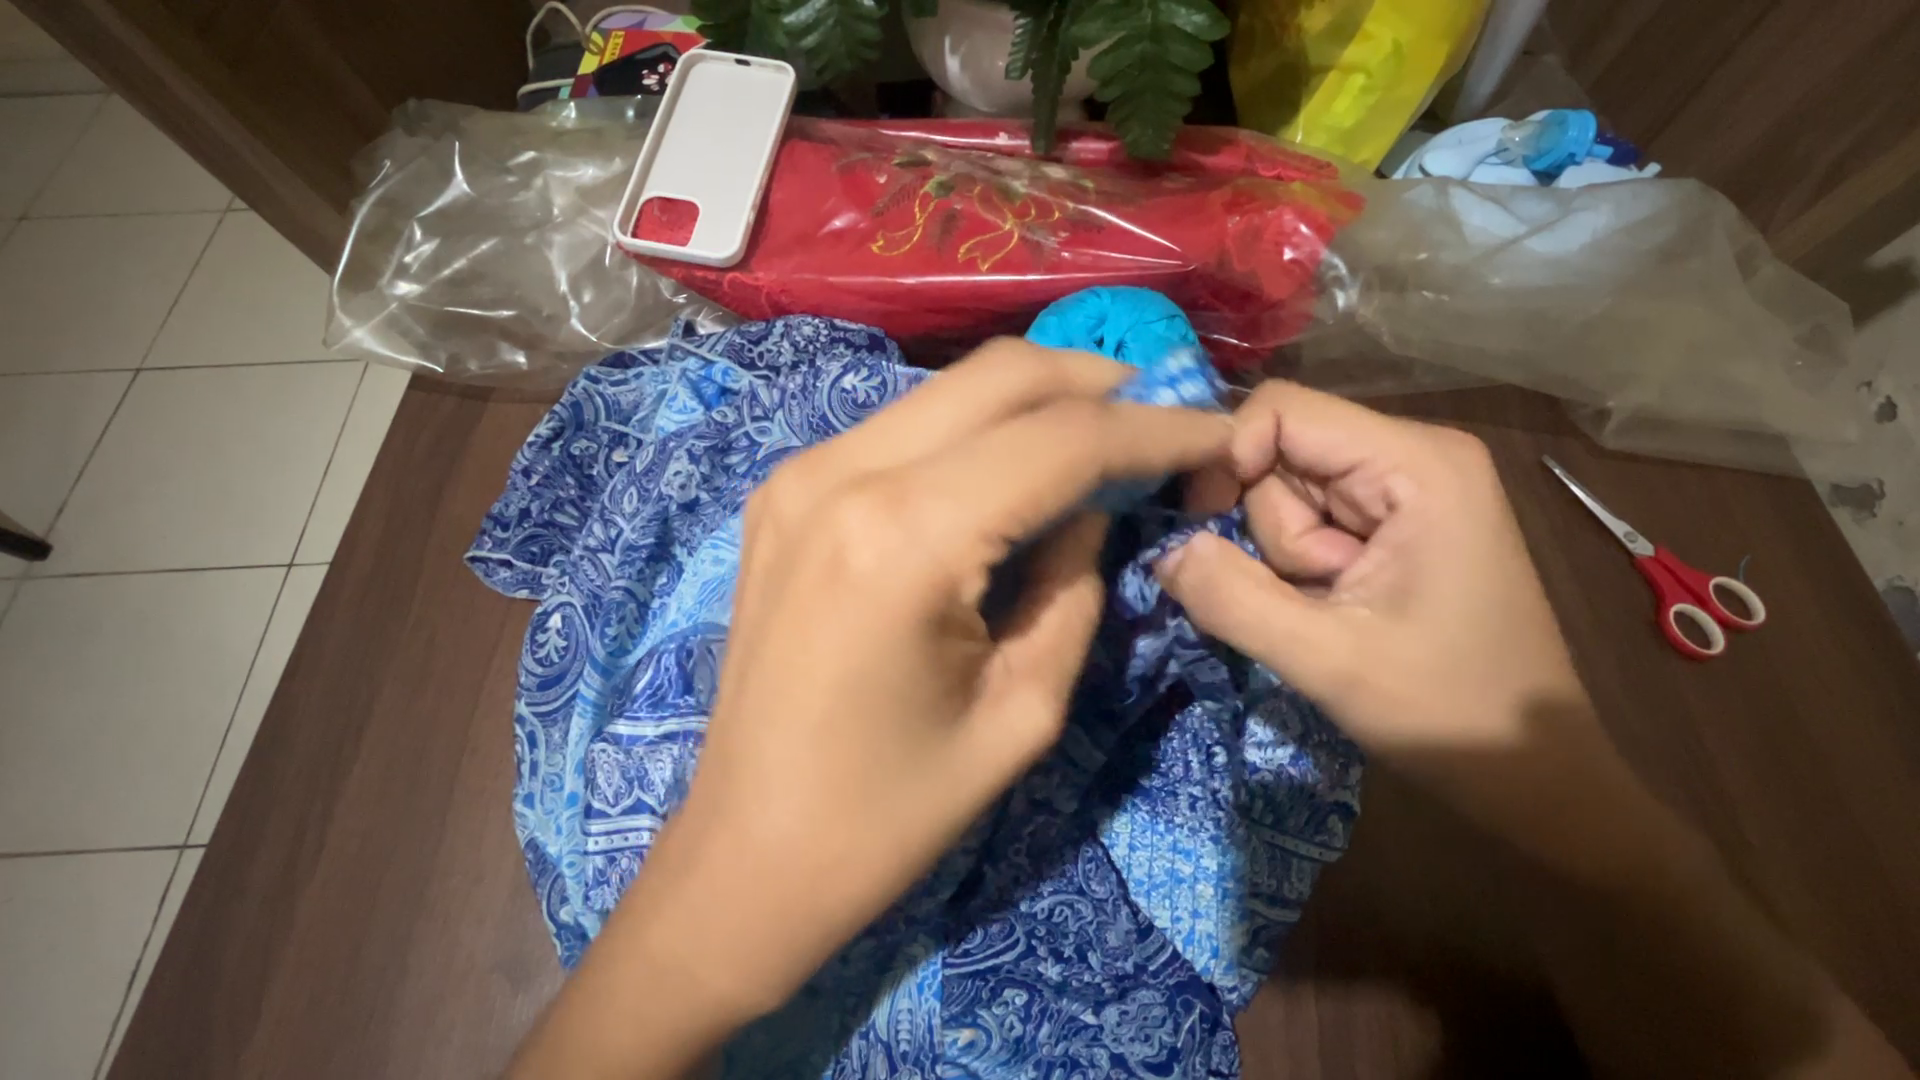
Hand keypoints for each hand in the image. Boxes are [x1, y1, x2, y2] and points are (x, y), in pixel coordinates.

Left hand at [627, 341, 1229, 1016]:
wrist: (749, 850)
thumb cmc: (891, 812)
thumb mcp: (1022, 711)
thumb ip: (1072, 587)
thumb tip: (1096, 507)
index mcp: (905, 538)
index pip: (1060, 441)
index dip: (1154, 428)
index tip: (1218, 431)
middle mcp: (843, 474)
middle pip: (1000, 376)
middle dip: (1099, 383)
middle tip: (1164, 418)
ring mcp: (800, 474)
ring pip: (948, 390)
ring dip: (1036, 401)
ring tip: (1102, 441)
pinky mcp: (783, 491)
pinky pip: (903, 427)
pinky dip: (973, 432)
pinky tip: (1012, 471)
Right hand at [1162, 379, 1583, 760]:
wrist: (1531, 767)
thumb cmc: (1447, 709)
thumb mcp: (1327, 661)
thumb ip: (1232, 599)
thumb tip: (1161, 550)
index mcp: (1414, 462)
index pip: (1282, 409)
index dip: (1227, 457)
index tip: (1202, 528)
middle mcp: (1409, 456)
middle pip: (1280, 455)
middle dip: (1269, 531)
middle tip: (1312, 595)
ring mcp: (1402, 490)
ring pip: (1285, 495)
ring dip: (1285, 559)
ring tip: (1335, 611)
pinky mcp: (1391, 524)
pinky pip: (1307, 524)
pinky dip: (1298, 569)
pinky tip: (1336, 609)